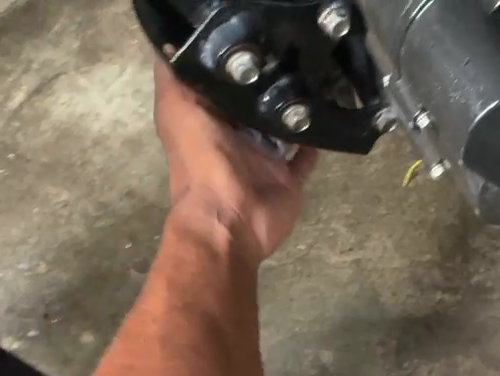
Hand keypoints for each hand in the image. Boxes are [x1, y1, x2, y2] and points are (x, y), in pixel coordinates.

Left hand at [152, 60, 318, 263]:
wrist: (230, 219)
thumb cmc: (200, 160)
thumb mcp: (176, 104)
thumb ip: (176, 73)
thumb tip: (180, 42)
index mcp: (207, 118)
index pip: (222, 79)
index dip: (234, 56)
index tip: (254, 32)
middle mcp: (234, 136)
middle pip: (256, 100)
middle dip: (270, 77)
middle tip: (292, 46)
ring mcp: (263, 159)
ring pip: (283, 125)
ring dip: (295, 105)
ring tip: (313, 71)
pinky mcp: (287, 178)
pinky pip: (305, 154)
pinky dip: (315, 138)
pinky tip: (323, 111)